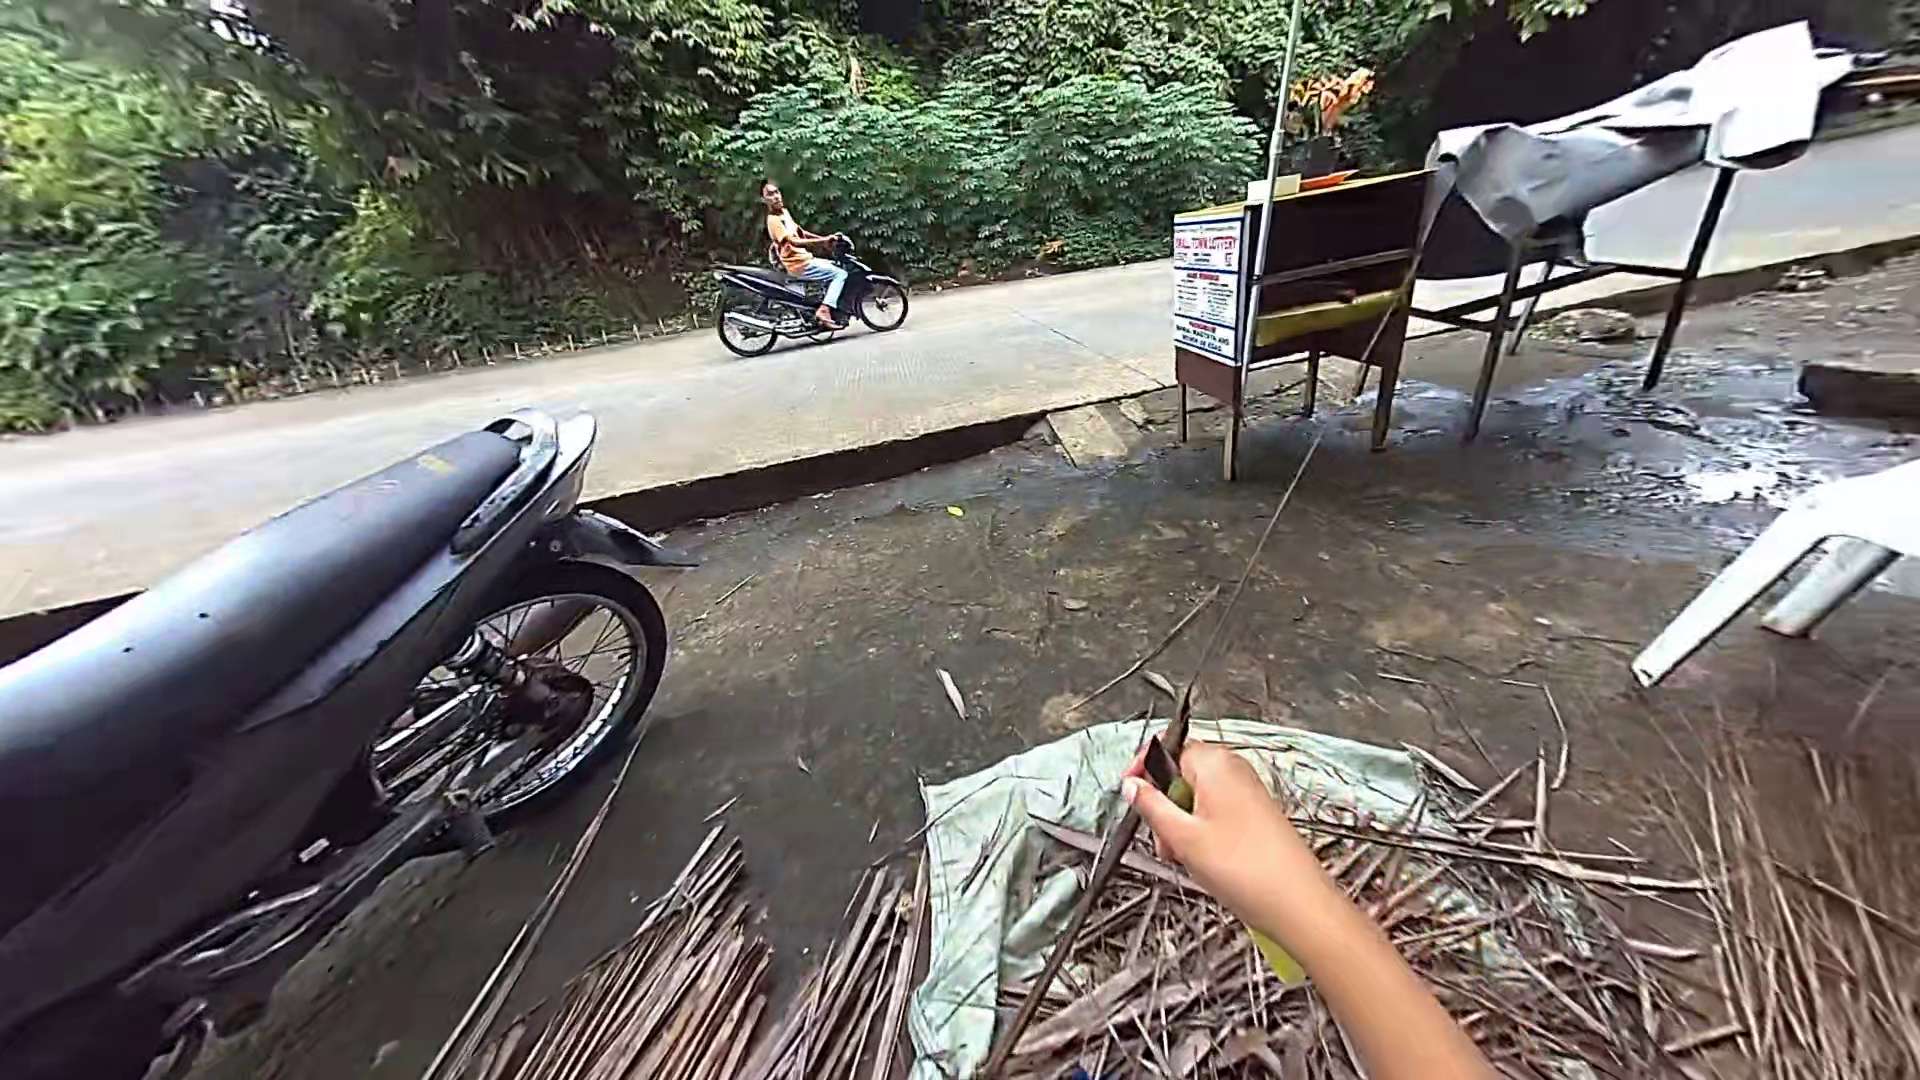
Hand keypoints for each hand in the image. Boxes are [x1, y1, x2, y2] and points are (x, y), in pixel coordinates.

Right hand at [1122, 742, 1335, 943]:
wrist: (1301, 908)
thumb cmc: (1245, 869)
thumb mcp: (1182, 836)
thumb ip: (1150, 805)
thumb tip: (1131, 786)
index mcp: (1213, 763)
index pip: (1166, 749)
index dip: (1143, 769)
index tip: (1130, 792)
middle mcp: (1231, 769)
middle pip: (1180, 774)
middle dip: (1164, 804)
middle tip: (1162, 838)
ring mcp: (1246, 790)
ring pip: (1196, 795)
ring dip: (1181, 822)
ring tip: (1184, 855)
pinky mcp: (1256, 812)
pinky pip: (1215, 809)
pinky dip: (1202, 829)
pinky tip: (1205, 858)